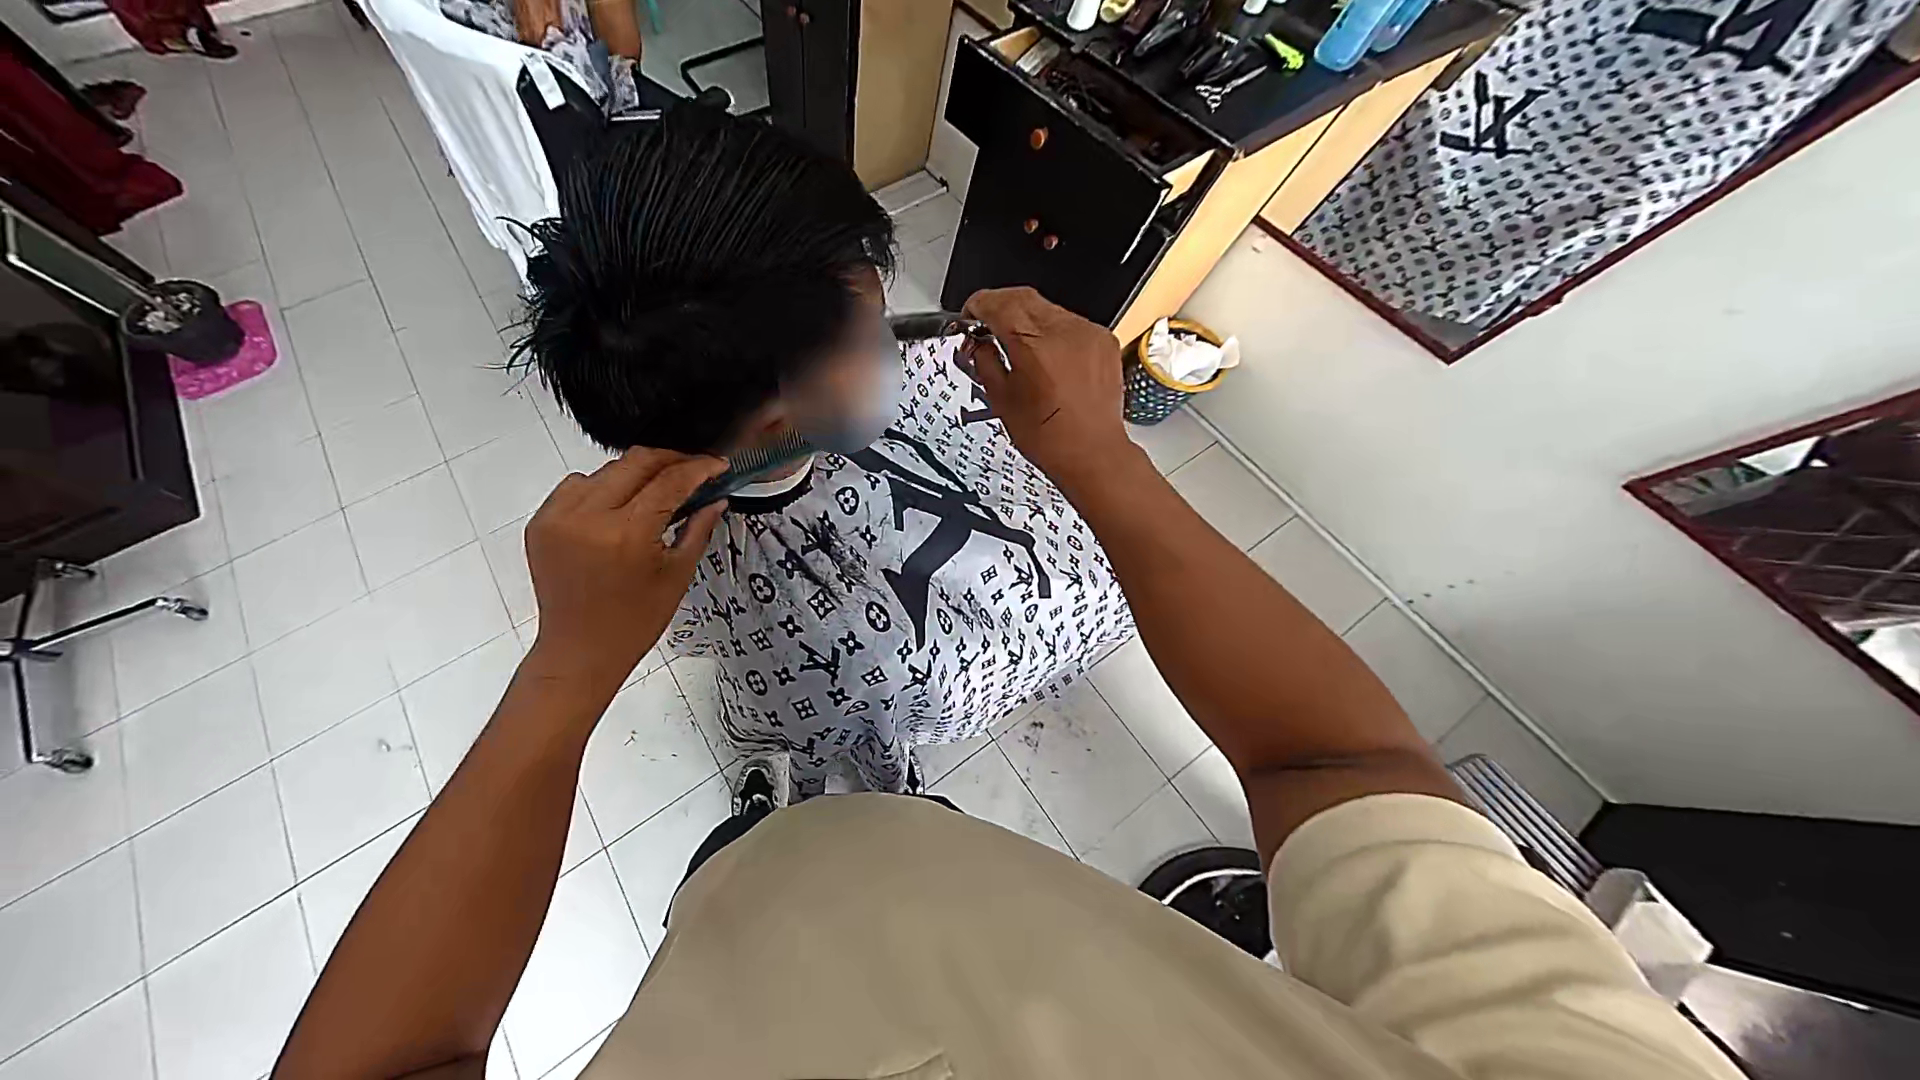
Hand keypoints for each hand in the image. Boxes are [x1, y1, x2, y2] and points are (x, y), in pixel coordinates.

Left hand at [523, 449, 726, 692]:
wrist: (581, 649)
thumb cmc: (635, 620)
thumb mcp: (678, 573)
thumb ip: (698, 528)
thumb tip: (716, 499)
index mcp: (627, 533)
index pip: (670, 481)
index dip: (699, 468)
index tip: (717, 465)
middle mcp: (588, 517)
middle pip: (635, 462)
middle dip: (670, 459)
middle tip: (693, 467)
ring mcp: (558, 517)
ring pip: (606, 470)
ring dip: (636, 472)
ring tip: (658, 488)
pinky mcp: (541, 523)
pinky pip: (576, 486)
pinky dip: (603, 486)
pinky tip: (620, 504)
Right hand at [959, 287, 1135, 486]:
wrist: (1092, 453)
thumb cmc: (1051, 437)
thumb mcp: (1001, 400)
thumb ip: (985, 362)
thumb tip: (978, 345)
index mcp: (1033, 344)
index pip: (999, 303)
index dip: (978, 305)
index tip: (970, 316)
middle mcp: (1064, 332)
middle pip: (1023, 298)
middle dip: (1001, 308)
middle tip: (988, 329)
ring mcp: (1087, 334)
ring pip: (1048, 308)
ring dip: (1028, 319)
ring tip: (1018, 348)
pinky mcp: (1103, 341)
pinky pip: (1071, 323)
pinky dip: (1054, 332)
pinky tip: (1047, 357)